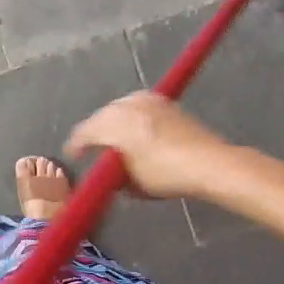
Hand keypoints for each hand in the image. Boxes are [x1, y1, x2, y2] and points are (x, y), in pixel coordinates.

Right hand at [66, 92, 231, 199]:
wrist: (209, 162)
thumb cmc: (166, 174)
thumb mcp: (132, 183)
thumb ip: (113, 173)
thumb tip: (108, 169)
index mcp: (115, 124)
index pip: (85, 131)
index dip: (76, 145)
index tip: (73, 155)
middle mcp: (127, 105)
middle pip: (101, 116)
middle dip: (95, 132)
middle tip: (93, 149)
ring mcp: (147, 100)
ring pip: (119, 108)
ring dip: (112, 122)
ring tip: (114, 139)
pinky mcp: (164, 101)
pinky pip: (136, 107)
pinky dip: (130, 118)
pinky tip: (136, 131)